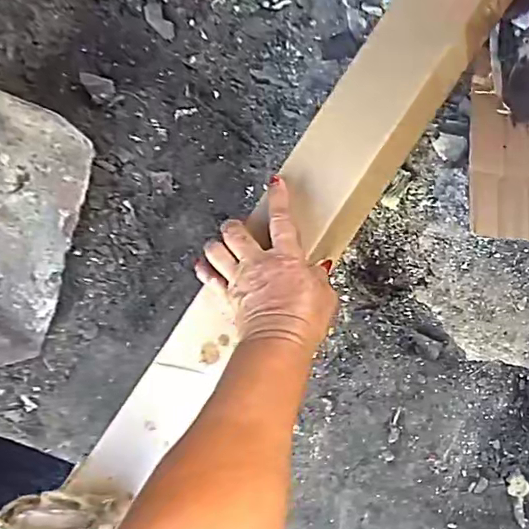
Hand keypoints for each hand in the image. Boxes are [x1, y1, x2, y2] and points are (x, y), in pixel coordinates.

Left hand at [195, 174, 337, 352]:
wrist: (279, 343)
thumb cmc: (303, 322)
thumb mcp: (325, 296)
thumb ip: (318, 279)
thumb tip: (318, 271)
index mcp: (287, 258)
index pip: (282, 221)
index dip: (279, 200)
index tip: (275, 185)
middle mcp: (259, 264)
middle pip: (237, 232)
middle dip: (236, 225)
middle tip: (238, 225)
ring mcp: (240, 280)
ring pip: (217, 250)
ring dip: (216, 245)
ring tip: (219, 244)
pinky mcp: (229, 298)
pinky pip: (210, 279)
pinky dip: (205, 271)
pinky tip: (203, 267)